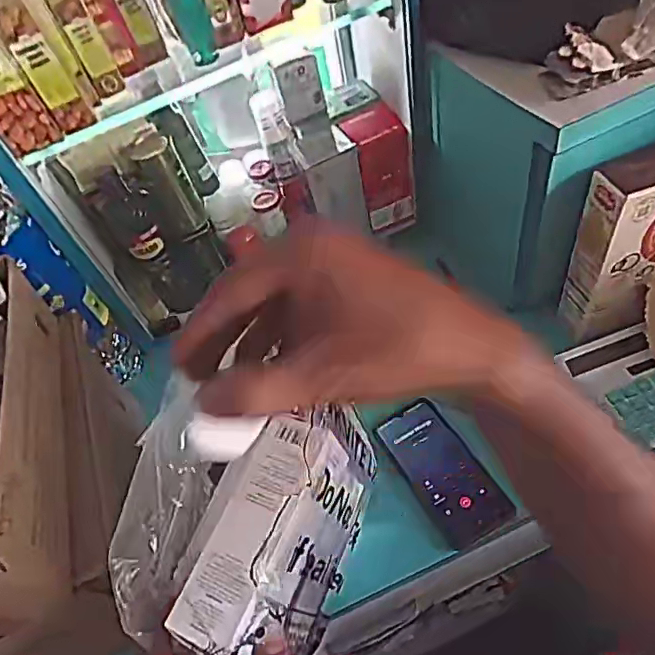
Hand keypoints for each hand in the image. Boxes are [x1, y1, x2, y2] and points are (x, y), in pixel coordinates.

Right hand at [173, 227, 547, 415]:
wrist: (476, 350)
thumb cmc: (400, 352)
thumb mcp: (322, 376)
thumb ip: (257, 392)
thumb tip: (203, 407)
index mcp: (301, 253)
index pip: (230, 291)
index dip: (200, 333)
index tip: (178, 366)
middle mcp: (316, 247)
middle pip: (252, 295)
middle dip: (227, 340)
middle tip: (201, 378)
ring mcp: (341, 263)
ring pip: (280, 305)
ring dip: (258, 344)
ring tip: (239, 384)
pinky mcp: (358, 284)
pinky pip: (307, 310)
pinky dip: (289, 341)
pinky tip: (282, 372)